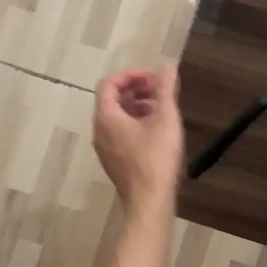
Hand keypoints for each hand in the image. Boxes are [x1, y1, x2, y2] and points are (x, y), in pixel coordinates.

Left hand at [93, 65, 183, 209]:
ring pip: (116, 117)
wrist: (149, 201)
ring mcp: (104, 148)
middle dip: (136, 90)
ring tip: (161, 109)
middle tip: (160, 90)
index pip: (109, 84)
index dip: (131, 75)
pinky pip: (119, 133)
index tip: (154, 78)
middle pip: (111, 100)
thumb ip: (166, 89)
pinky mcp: (114, 161)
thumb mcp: (165, 119)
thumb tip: (167, 66)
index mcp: (107, 117)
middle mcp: (99, 131)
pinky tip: (157, 131)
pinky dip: (135, 123)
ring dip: (137, 106)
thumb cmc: (156, 157)